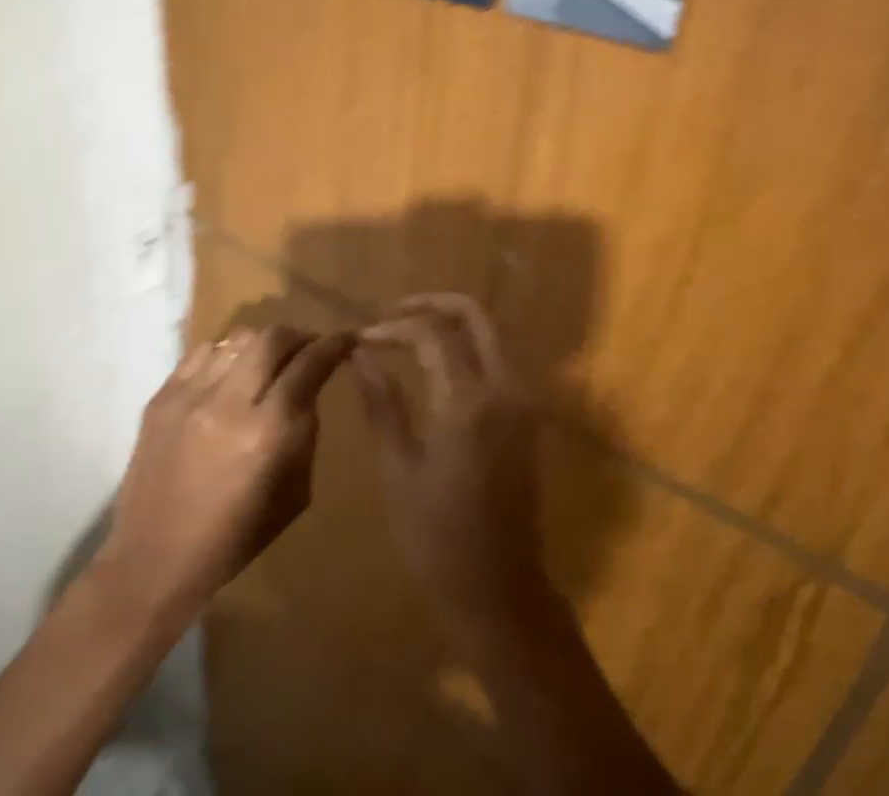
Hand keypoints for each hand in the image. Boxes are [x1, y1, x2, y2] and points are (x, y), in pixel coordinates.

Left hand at [102, 326, 355, 612]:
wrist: (154, 557)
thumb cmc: (235, 537)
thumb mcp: (294, 494)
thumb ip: (304, 435)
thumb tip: (306, 394)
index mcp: (268, 432)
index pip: (309, 365)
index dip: (333, 346)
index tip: (346, 340)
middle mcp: (228, 402)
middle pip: (271, 338)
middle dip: (298, 335)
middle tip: (309, 347)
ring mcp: (188, 395)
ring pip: (235, 338)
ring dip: (261, 343)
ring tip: (269, 359)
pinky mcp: (160, 398)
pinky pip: (201, 353)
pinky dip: (225, 354)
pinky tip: (230, 374)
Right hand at [353, 294, 551, 624]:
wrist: (497, 583)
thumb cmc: (436, 533)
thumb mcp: (398, 466)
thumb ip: (382, 402)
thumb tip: (360, 354)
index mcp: (469, 400)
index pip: (432, 333)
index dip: (393, 327)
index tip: (362, 339)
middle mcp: (506, 389)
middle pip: (476, 317)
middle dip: (432, 305)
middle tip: (390, 315)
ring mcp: (524, 403)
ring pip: (492, 336)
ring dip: (452, 325)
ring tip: (406, 337)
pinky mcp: (528, 420)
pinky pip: (500, 363)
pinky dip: (469, 350)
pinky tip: (435, 367)